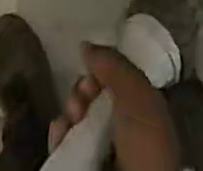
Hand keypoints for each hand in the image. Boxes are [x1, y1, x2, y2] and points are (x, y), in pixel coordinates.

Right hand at [47, 43, 181, 170]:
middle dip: (81, 91)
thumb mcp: (137, 94)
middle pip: (92, 97)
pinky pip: (64, 145)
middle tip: (81, 98)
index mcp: (142, 106)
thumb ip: (114, 65)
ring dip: (68, 112)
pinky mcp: (81, 166)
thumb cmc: (144, 140)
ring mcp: (101, 148)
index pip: (114, 79)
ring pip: (76, 120)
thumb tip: (85, 45)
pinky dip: (59, 135)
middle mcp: (121, 125)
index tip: (91, 69)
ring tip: (70, 118)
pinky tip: (58, 132)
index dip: (100, 70)